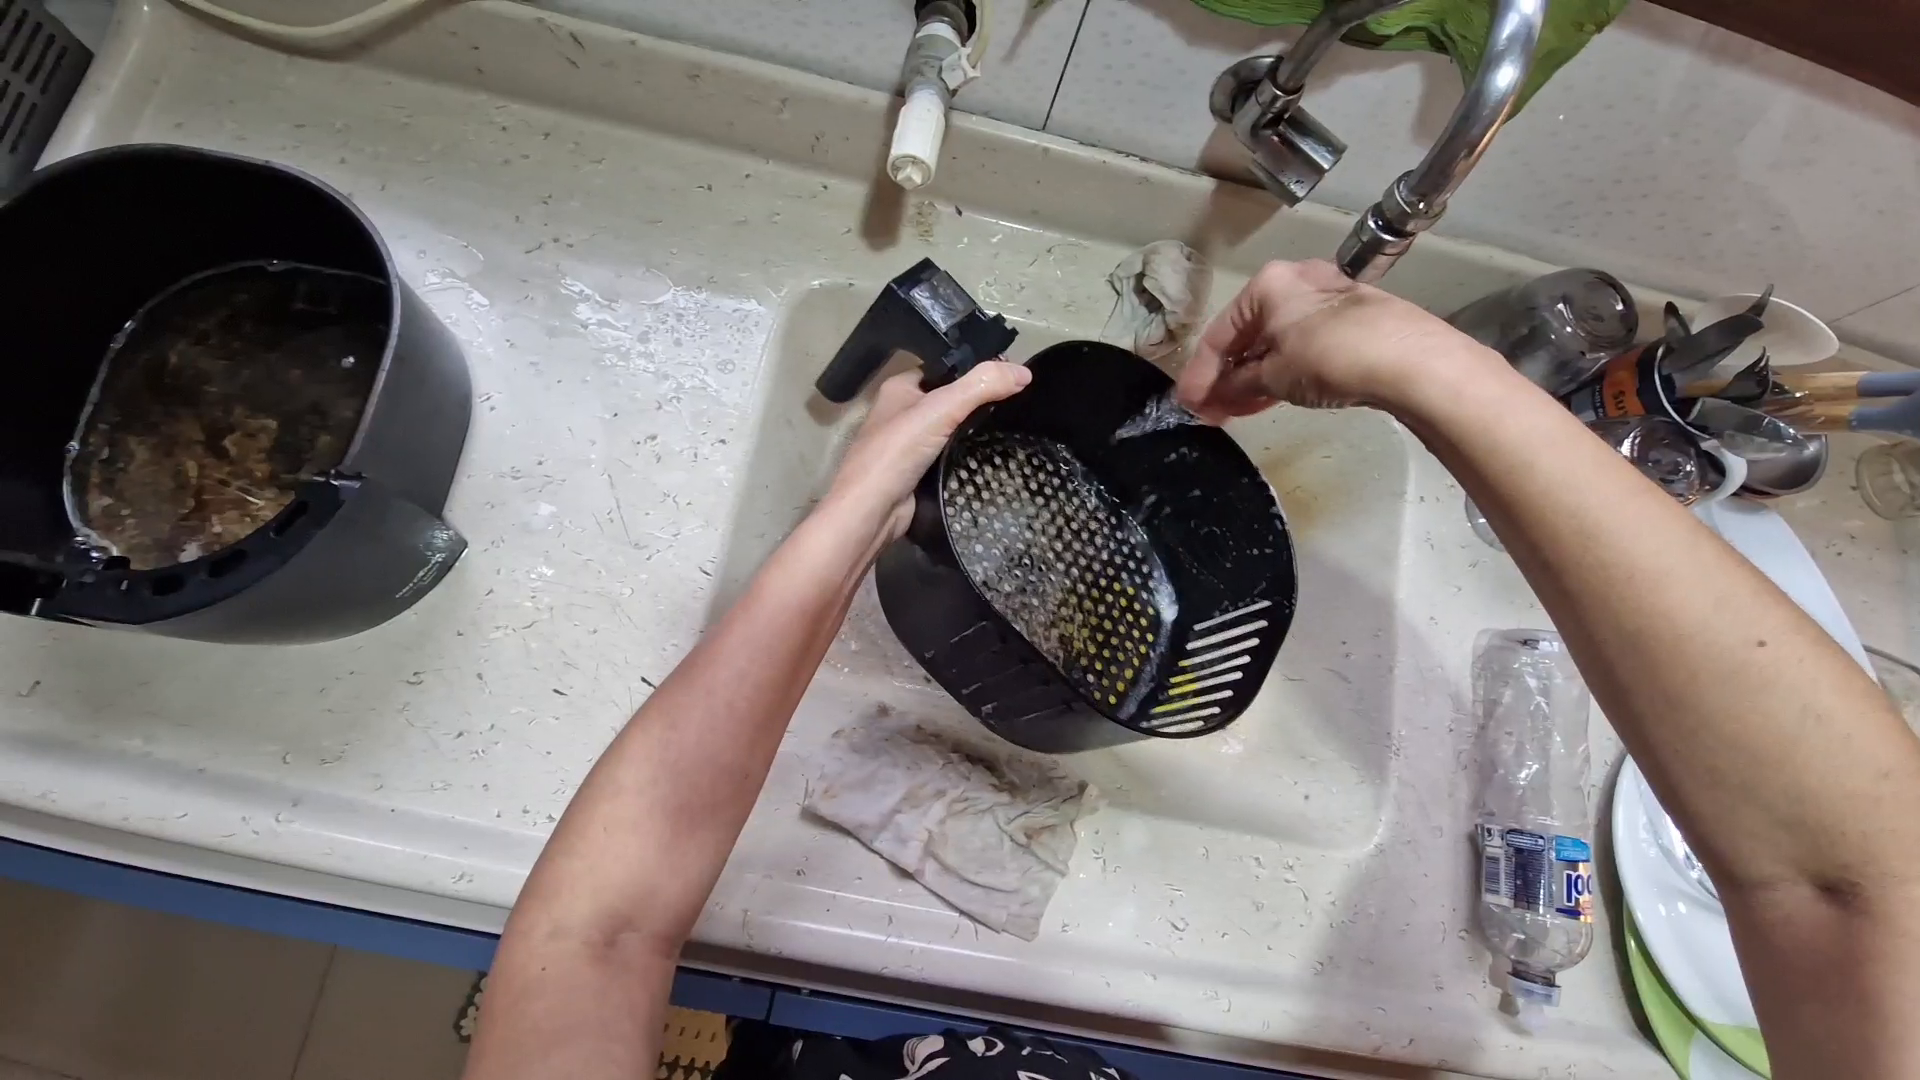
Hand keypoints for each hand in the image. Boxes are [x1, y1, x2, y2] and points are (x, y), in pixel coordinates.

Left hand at [822, 361, 1031, 541]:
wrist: (871, 511)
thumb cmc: (897, 451)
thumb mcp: (942, 409)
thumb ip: (981, 387)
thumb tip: (1025, 372)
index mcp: (900, 387)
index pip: (945, 370)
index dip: (975, 373)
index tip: (1012, 380)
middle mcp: (900, 413)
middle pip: (949, 402)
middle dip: (978, 405)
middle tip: (1017, 409)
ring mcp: (907, 446)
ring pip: (950, 432)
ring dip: (974, 434)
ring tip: (1010, 432)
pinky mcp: (917, 474)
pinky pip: (948, 459)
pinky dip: (966, 459)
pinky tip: (989, 460)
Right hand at [1175, 259, 1495, 421]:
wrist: (1409, 359)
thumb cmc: (1328, 357)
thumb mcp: (1272, 376)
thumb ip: (1236, 386)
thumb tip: (1214, 396)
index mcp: (1267, 285)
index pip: (1218, 335)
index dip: (1199, 375)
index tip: (1187, 405)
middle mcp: (1294, 282)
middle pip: (1246, 336)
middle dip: (1225, 377)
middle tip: (1210, 411)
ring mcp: (1324, 300)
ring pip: (1273, 343)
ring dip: (1251, 378)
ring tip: (1235, 411)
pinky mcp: (1349, 320)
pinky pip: (1298, 348)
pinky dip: (1279, 372)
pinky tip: (1268, 397)